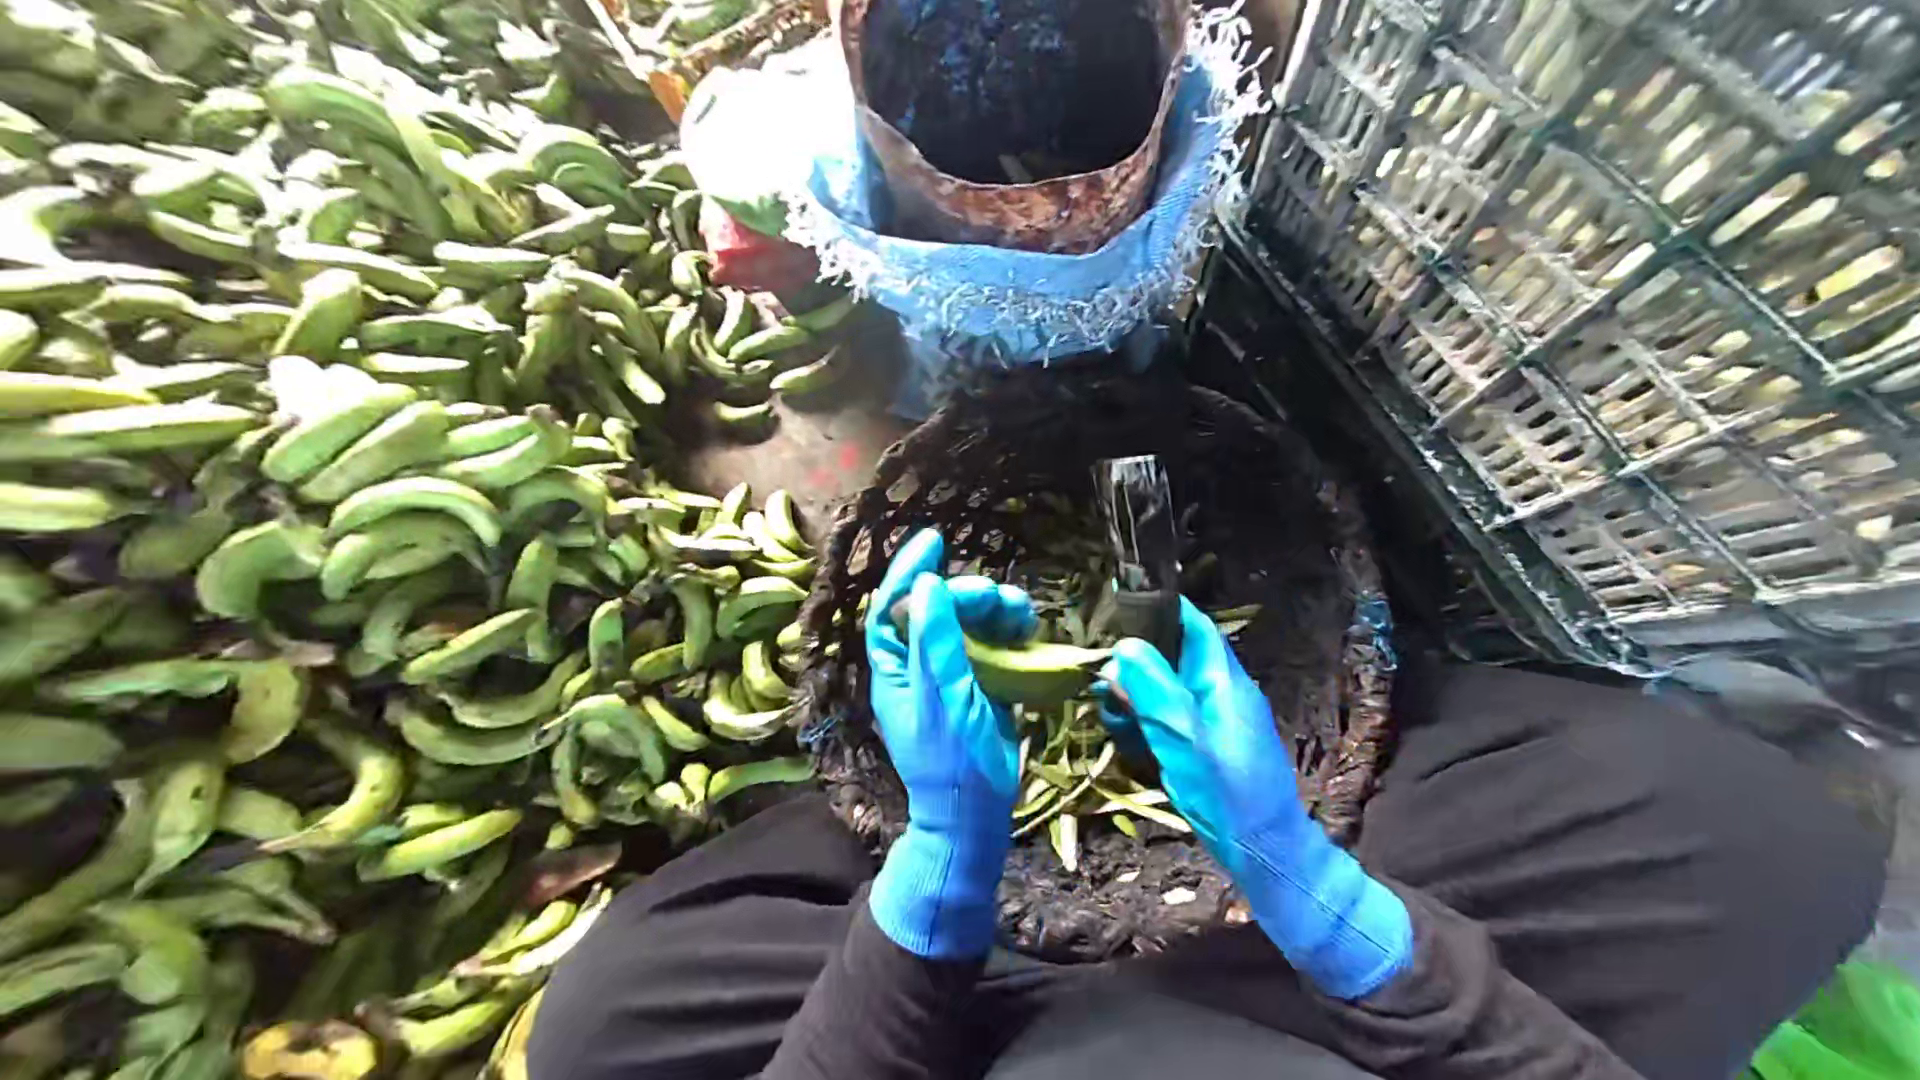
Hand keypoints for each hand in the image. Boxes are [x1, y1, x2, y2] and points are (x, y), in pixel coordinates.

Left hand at [863, 528, 1035, 958]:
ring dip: (996, 612)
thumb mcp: (941, 698)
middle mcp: (921, 664)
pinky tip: (1029, 630)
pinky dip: (1012, 634)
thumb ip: (934, 641)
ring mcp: (954, 673)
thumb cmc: (950, 761)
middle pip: (939, 610)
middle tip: (994, 597)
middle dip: (967, 595)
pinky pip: (996, 646)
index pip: (891, 608)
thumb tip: (925, 586)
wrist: (976, 815)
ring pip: (972, 625)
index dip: (906, 571)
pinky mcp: (984, 684)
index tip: (932, 540)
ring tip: (1020, 612)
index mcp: (896, 668)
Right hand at [1100, 599, 1410, 998]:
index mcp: (1222, 681)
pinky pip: (1167, 717)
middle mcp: (1218, 692)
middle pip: (1170, 657)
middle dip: (1133, 664)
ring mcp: (1212, 719)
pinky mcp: (1203, 743)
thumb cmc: (1228, 794)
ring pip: (1163, 688)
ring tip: (1110, 714)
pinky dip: (1144, 721)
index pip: (1192, 625)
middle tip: (1100, 681)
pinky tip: (1127, 738)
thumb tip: (1124, 645)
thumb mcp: (1184, 738)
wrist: (1266, 856)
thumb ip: (1153, 690)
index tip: (1115, 612)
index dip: (1157, 612)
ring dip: (1133, 696)